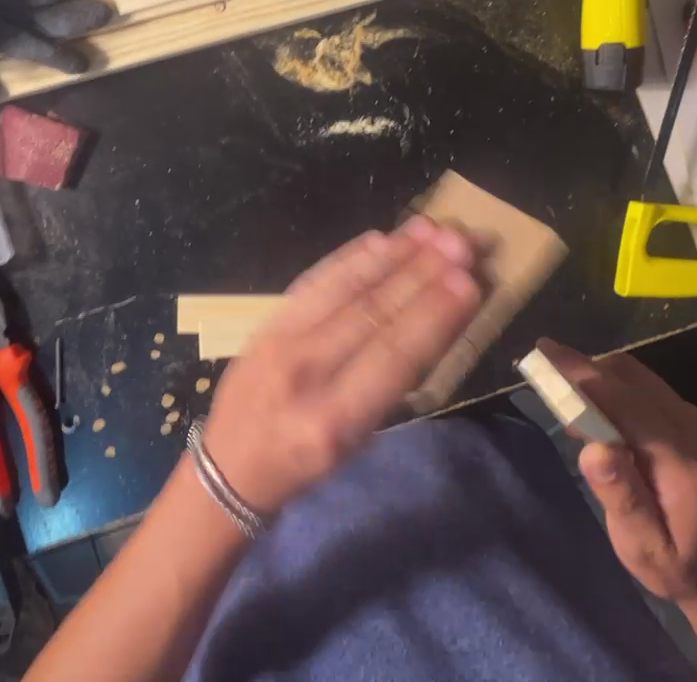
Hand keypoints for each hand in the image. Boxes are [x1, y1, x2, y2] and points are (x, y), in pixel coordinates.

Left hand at [201, 217, 482, 514]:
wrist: (228, 467)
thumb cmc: (306, 465)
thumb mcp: (355, 442)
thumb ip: (392, 386)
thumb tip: (437, 324)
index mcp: (333, 420)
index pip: (392, 357)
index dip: (433, 317)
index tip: (468, 283)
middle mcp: (305, 375)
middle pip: (371, 313)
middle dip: (420, 274)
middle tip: (460, 242)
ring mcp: (279, 342)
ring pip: (344, 289)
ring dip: (391, 255)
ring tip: (429, 229)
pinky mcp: (266, 323)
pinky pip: (313, 282)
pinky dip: (349, 258)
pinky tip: (379, 240)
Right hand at [537, 339, 696, 604]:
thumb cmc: (672, 563)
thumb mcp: (641, 546)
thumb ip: (621, 497)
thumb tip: (593, 449)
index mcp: (683, 464)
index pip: (627, 403)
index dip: (583, 375)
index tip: (543, 353)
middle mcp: (695, 431)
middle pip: (631, 378)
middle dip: (583, 369)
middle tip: (545, 378)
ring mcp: (696, 421)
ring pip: (636, 376)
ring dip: (596, 377)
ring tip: (567, 402)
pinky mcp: (690, 418)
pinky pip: (644, 386)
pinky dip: (611, 387)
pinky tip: (594, 413)